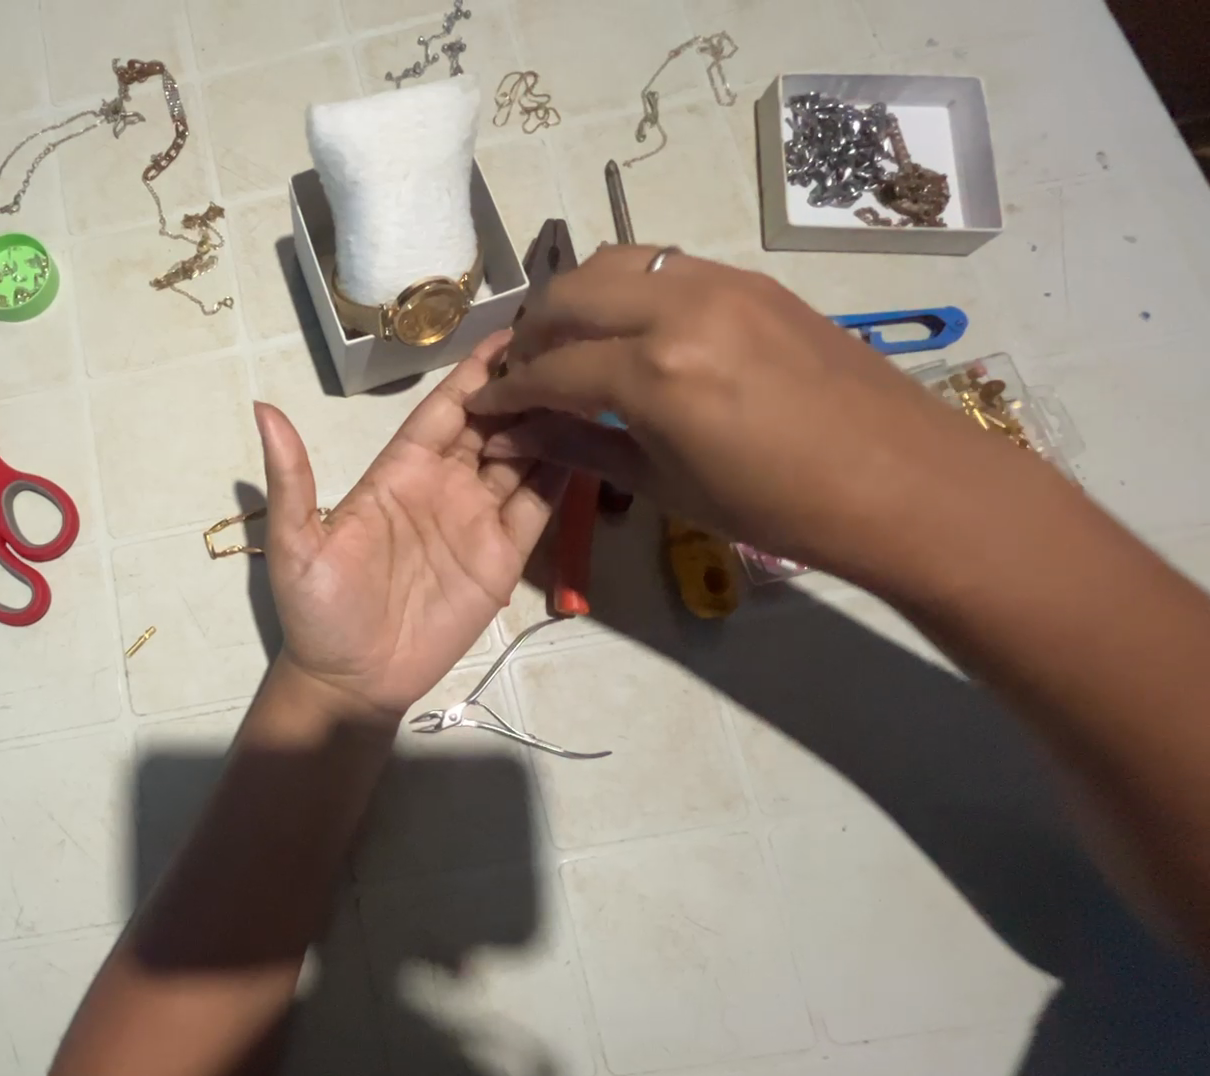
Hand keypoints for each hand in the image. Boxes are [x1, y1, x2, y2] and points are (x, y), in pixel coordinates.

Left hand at [255, 330, 565, 716]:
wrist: (352, 678)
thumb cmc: (319, 610)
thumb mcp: (296, 542)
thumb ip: (291, 477)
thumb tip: (262, 406)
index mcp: (398, 471)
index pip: (444, 409)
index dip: (476, 373)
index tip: (514, 330)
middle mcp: (443, 484)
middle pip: (493, 423)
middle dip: (525, 386)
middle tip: (571, 343)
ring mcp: (477, 519)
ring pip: (525, 456)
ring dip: (553, 421)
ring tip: (594, 380)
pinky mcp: (503, 556)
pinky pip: (539, 504)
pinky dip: (566, 472)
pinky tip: (595, 439)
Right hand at [466, 245, 1034, 584]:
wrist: (904, 482)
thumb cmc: (772, 505)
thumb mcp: (660, 484)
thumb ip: (575, 446)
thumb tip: (509, 435)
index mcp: (655, 372)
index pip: (549, 368)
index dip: (506, 391)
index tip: (481, 406)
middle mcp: (681, 308)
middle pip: (568, 293)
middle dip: (530, 332)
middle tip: (523, 372)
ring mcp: (721, 284)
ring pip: (615, 261)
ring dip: (576, 299)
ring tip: (570, 344)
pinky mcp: (751, 280)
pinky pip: (663, 266)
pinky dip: (625, 291)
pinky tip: (629, 335)